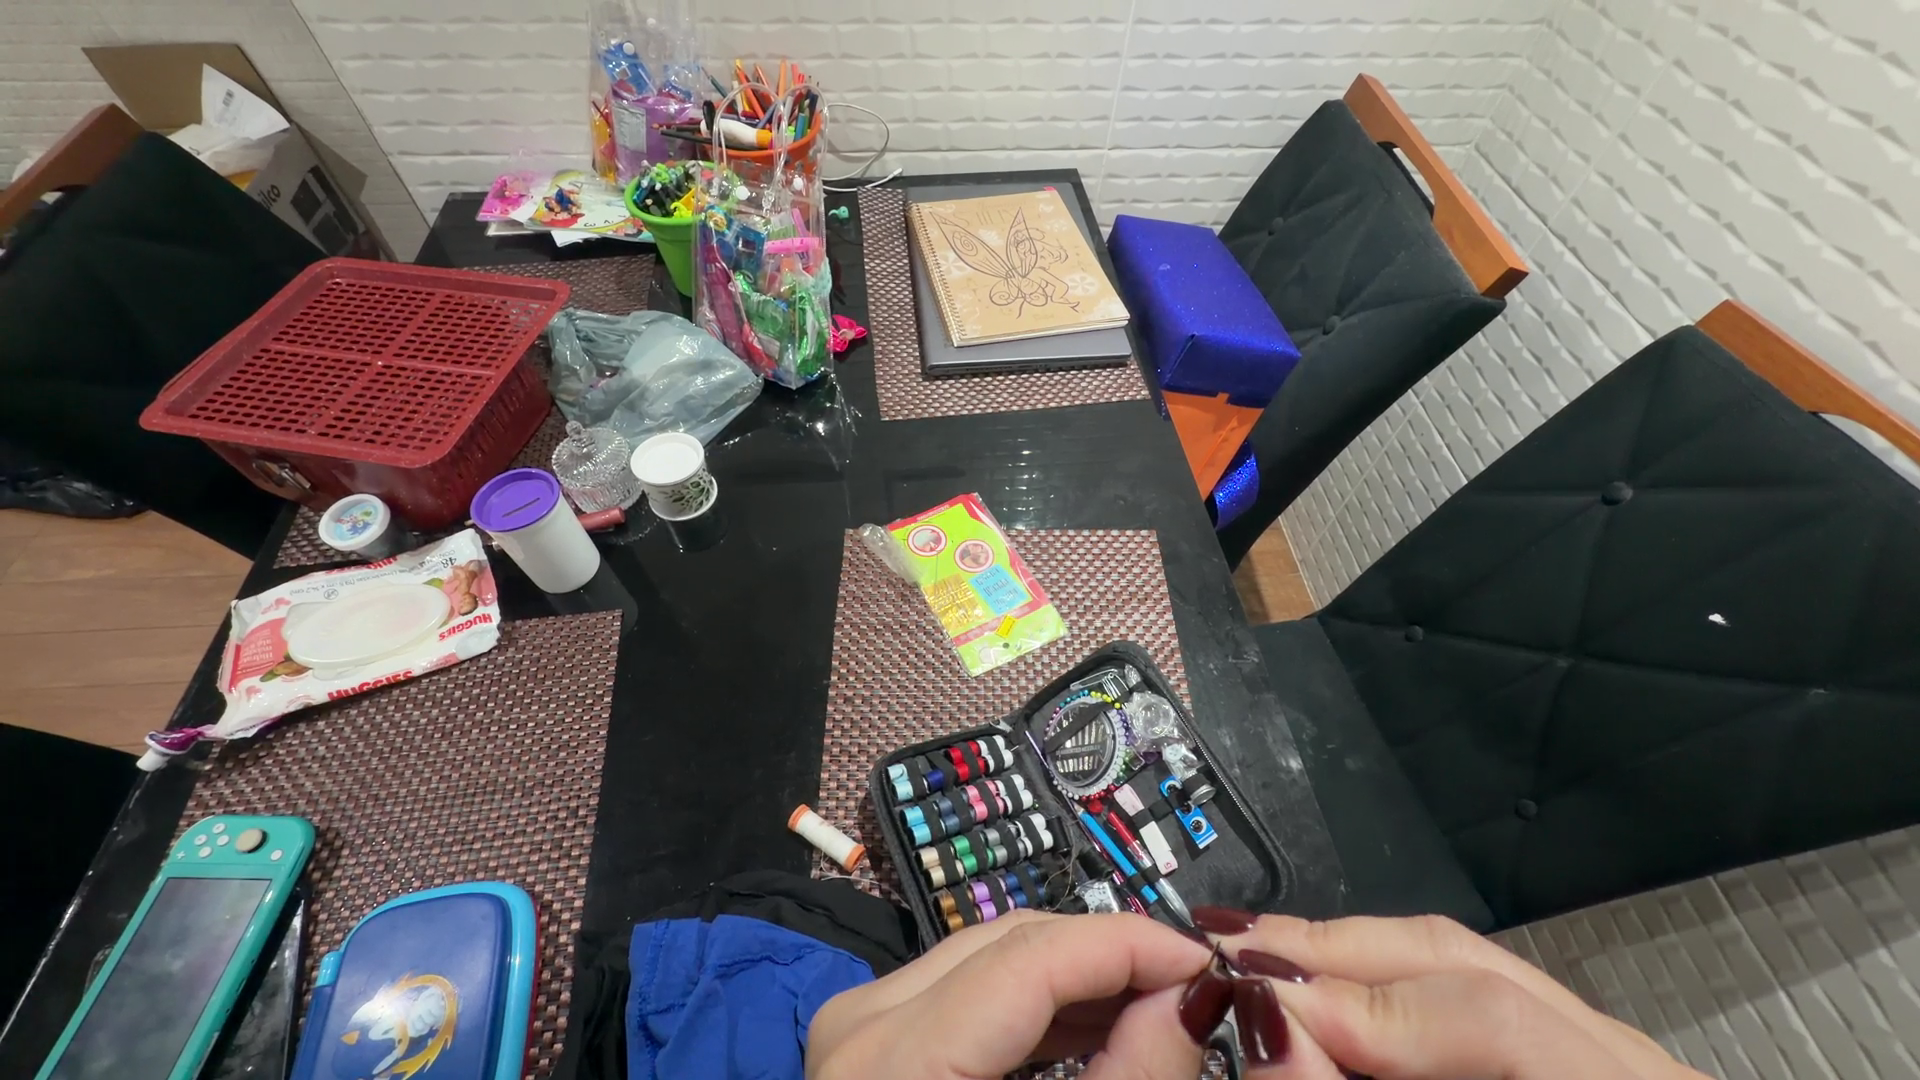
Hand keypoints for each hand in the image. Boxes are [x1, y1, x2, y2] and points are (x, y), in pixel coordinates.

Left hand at [806, 910, 1212, 1078]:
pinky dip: (1037, 1001)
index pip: (1030, 957)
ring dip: (1078, 976)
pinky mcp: (877, 1038)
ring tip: (1157, 1001)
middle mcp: (866, 1017)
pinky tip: (1095, 1020)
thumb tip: (1188, 998)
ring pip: (992, 957)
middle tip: (1190, 986)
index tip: (1203, 962)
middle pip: (1011, 945)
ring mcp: (863, 1022)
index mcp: (894, 1059)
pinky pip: (969, 988)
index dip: (1125, 945)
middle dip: (1108, 955)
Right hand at [1190, 908, 1712, 1078]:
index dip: (1366, 1007)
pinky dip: (1377, 978)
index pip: (1493, 1022)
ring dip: (1343, 954)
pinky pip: (1460, 988)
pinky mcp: (1578, 1050)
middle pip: (1465, 962)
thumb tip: (1271, 1033)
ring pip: (1457, 960)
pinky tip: (1320, 987)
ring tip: (1257, 955)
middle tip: (1229, 953)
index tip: (1255, 1010)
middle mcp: (1637, 1066)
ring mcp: (1613, 1051)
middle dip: (1331, 951)